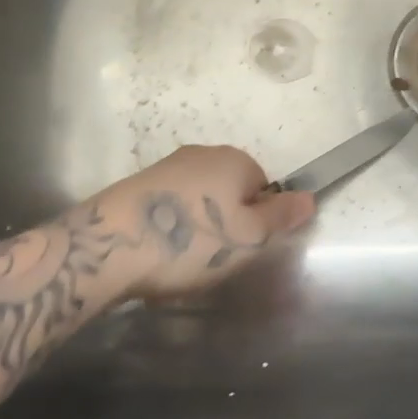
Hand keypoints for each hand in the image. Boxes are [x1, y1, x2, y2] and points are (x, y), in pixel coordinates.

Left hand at [93, 145, 315, 298]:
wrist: (107, 245)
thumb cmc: (190, 240)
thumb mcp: (248, 237)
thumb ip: (281, 217)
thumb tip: (311, 196)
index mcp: (234, 159)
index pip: (264, 187)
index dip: (259, 222)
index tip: (242, 250)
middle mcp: (202, 153)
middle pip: (230, 192)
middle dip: (227, 226)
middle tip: (214, 261)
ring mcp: (166, 167)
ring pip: (199, 202)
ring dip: (197, 230)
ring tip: (183, 265)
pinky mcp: (138, 187)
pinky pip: (170, 210)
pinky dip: (170, 231)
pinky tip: (158, 258)